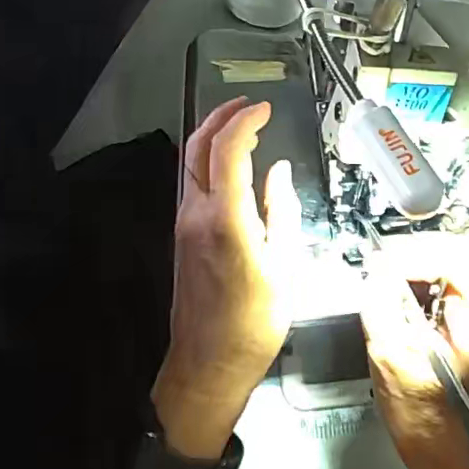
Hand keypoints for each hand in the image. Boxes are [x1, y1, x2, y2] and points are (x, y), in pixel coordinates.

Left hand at [153, 97, 300, 459]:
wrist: (208, 363)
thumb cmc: (256, 321)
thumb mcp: (286, 266)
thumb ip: (283, 212)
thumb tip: (279, 172)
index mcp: (226, 219)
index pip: (228, 151)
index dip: (246, 121)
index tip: (267, 109)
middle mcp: (196, 213)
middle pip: (197, 147)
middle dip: (221, 116)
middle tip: (249, 105)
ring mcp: (184, 223)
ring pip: (189, 162)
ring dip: (212, 135)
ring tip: (241, 124)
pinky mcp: (182, 235)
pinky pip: (192, 182)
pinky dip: (209, 159)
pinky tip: (231, 163)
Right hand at [359, 253, 468, 468]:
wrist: (441, 454)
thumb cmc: (421, 418)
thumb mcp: (393, 362)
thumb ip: (383, 311)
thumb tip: (376, 272)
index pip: (455, 264)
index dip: (416, 257)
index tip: (384, 267)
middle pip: (452, 264)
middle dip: (411, 260)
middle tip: (377, 268)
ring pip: (446, 277)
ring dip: (412, 273)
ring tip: (381, 281)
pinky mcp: (465, 331)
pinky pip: (442, 294)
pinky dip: (417, 289)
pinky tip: (394, 299)